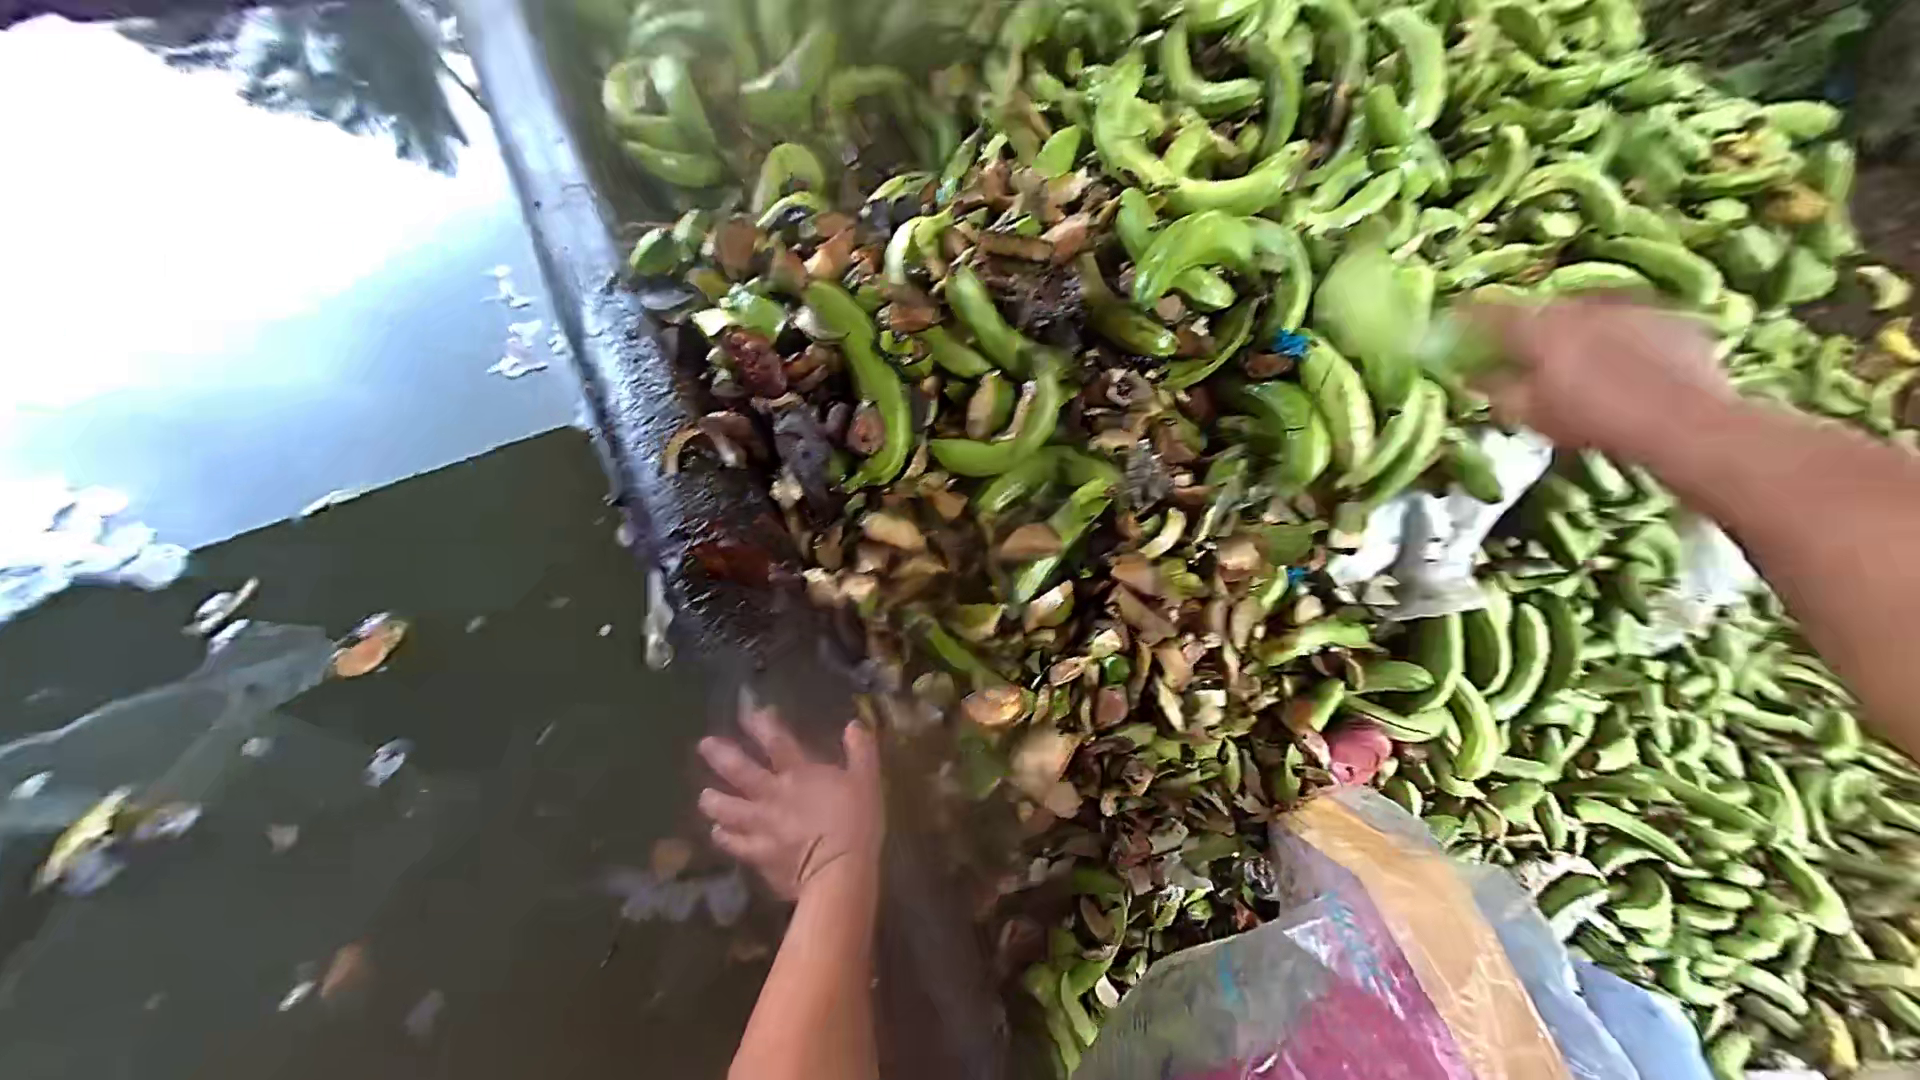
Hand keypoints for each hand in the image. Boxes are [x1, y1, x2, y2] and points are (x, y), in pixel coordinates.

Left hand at [696, 705, 882, 900]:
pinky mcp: (757, 855)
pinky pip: (734, 844)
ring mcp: (761, 827)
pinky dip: (724, 836)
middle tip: (704, 745)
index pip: (777, 742)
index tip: (751, 713)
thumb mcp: (866, 780)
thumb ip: (861, 750)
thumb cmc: (855, 823)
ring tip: (704, 795)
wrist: (837, 874)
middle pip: (741, 772)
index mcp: (799, 774)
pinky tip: (717, 833)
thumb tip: (854, 724)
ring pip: (728, 809)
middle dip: (722, 755)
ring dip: (713, 800)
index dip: (763, 725)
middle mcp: (773, 795)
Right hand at [1469, 298, 1735, 458]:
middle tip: (1510, 338)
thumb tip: (1470, 376)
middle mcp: (1582, 309)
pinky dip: (1609, 332)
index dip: (1469, 314)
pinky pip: (1625, 319)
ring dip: (1567, 325)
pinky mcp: (1669, 319)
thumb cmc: (1592, 420)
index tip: (1453, 316)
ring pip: (1584, 311)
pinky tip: (1611, 354)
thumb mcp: (1528, 412)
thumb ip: (1495, 388)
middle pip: (1541, 308)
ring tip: (1561, 346)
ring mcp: (1630, 310)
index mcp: (1539, 330)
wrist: (1684, 422)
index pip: (1492, 314)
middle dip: (1522, 320)